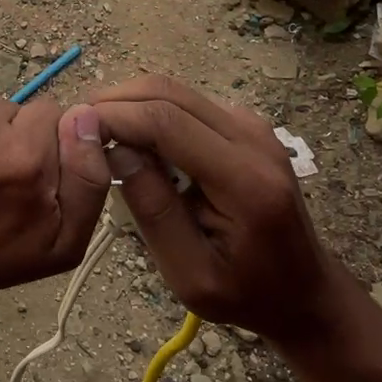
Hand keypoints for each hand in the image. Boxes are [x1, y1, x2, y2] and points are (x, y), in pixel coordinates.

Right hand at [87, 76, 348, 342]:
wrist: (307, 293)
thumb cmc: (246, 293)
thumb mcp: (190, 275)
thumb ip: (153, 212)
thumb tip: (114, 151)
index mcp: (246, 181)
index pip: (165, 121)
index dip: (113, 116)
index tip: (75, 131)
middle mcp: (254, 139)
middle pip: (166, 92)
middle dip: (113, 101)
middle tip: (77, 129)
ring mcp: (252, 125)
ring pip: (171, 88)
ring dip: (128, 103)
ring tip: (99, 134)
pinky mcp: (244, 121)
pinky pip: (183, 99)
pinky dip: (147, 108)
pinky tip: (133, 139)